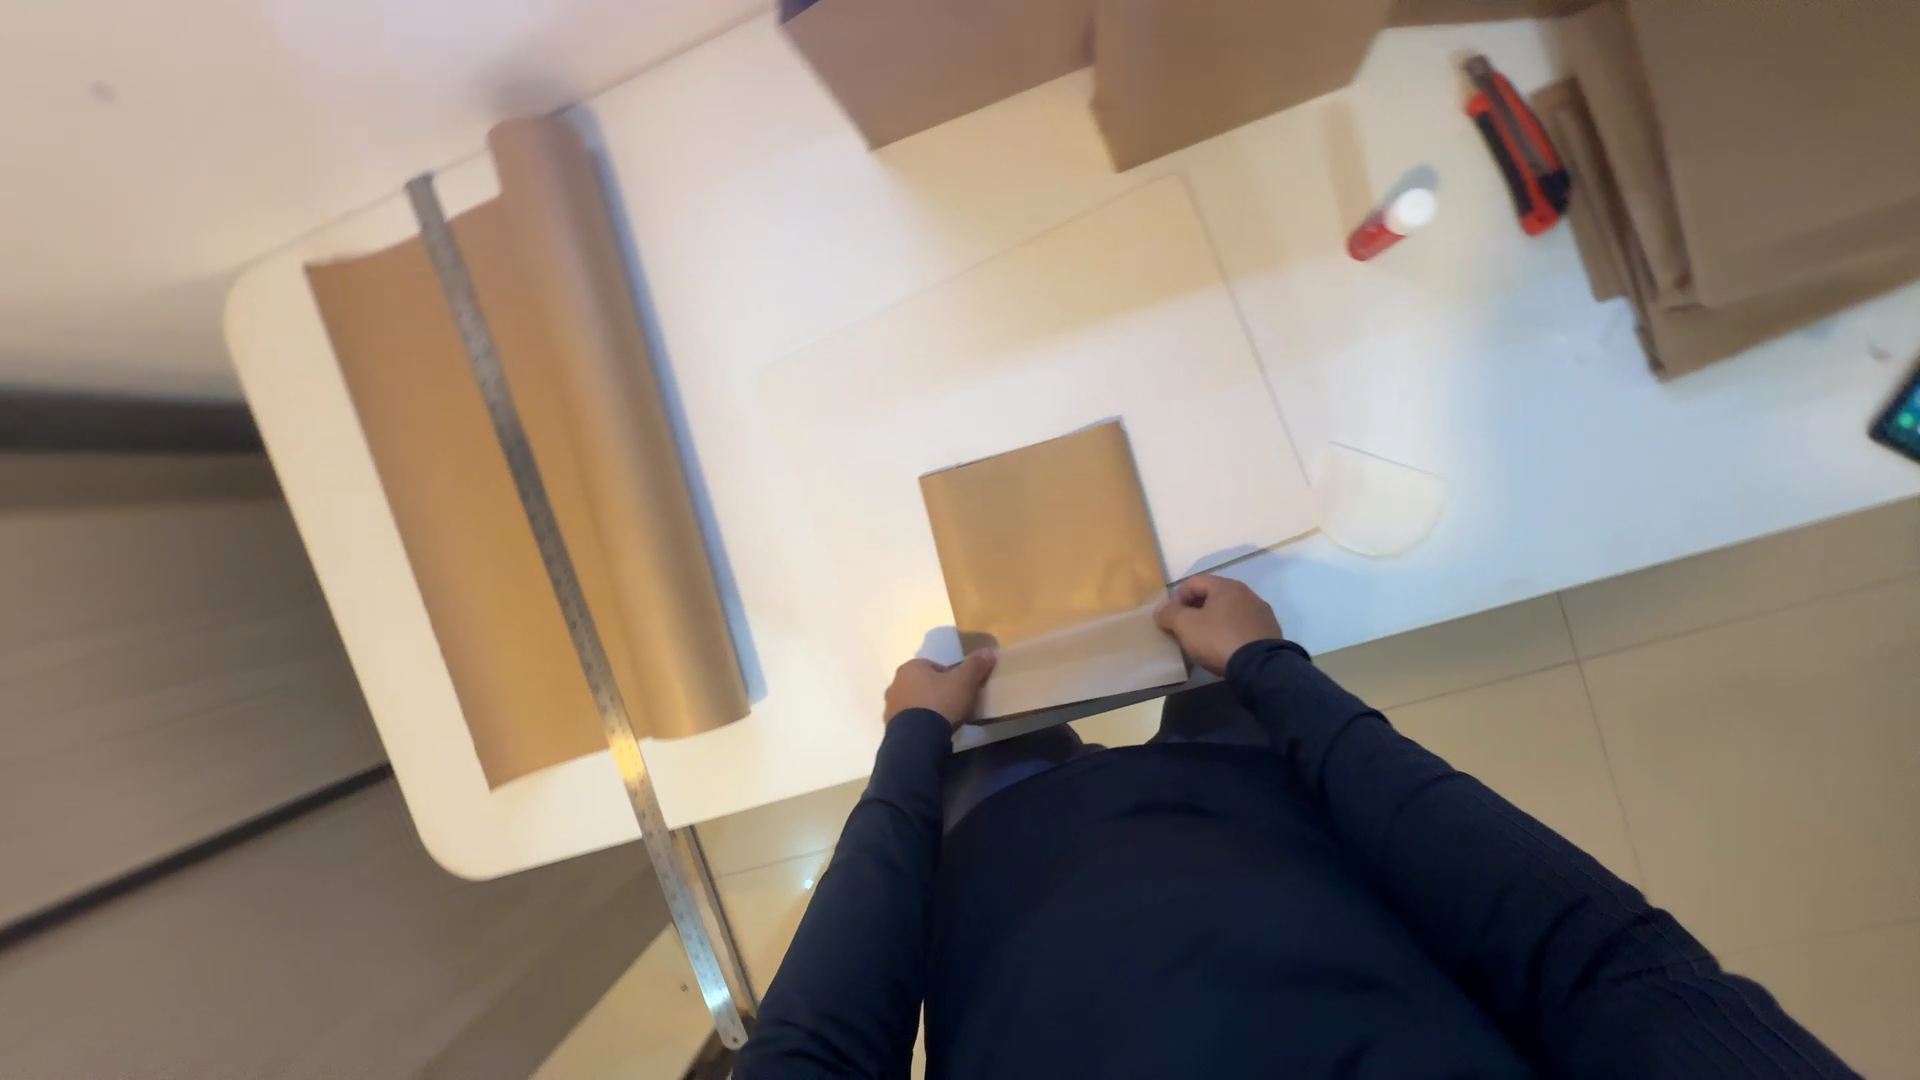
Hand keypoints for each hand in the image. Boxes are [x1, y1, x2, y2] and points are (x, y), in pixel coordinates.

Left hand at [883, 649, 996, 730]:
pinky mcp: (891, 726)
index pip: (935, 667)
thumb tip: (989, 651)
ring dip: (927, 708)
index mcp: (911, 667)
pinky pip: (909, 720)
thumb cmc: (941, 703)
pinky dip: (920, 723)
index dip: (951, 677)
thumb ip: (976, 665)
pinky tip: (932, 732)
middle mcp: (896, 683)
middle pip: (923, 684)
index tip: (962, 690)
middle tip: (955, 705)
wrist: (917, 739)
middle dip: (937, 692)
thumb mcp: (965, 681)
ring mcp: (890, 706)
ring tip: (945, 721)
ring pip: (915, 702)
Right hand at [1153, 574, 1283, 675]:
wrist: (1261, 667)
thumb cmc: (1219, 639)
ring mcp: (1261, 613)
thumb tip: (1160, 610)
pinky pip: (1241, 626)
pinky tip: (1224, 649)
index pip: (1193, 582)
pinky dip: (1229, 633)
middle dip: (1194, 610)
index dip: (1177, 598)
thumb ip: (1169, 614)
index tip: (1171, 618)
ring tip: (1203, 641)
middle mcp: (1246, 593)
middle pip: (1212, 596)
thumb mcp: (1186, 626)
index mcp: (1226, 586)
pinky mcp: (1269, 632)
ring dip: (1212, 622)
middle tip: (1184, 630)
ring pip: (1228, 612)